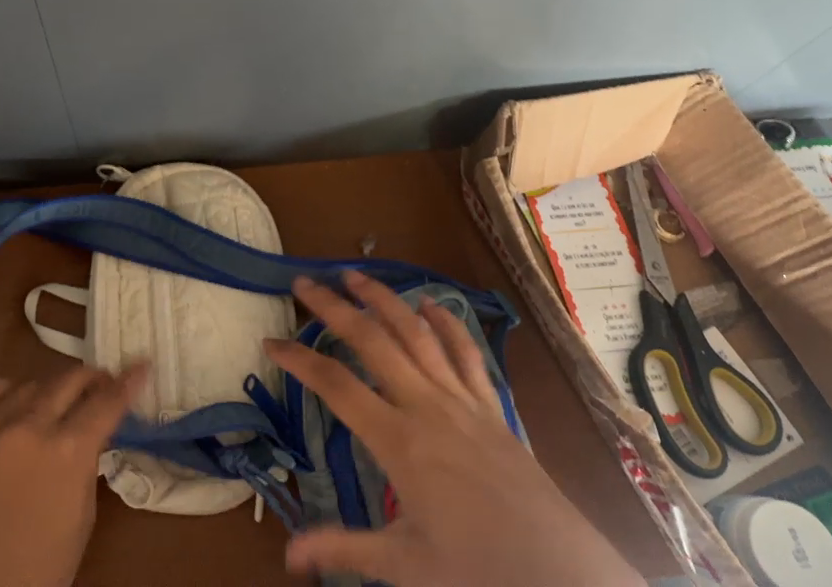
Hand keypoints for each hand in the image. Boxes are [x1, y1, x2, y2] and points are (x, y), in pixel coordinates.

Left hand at [0, 362, 149, 586]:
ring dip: (48, 391)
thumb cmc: (41, 566)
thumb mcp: (82, 515)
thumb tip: (91, 428)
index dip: (128, 381)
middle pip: (67, 382)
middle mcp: (27, 429)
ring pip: (26, 386)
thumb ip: (86, 462)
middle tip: (100, 383)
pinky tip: (8, 400)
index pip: (106, 402)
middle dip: (90, 379)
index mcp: (67, 452)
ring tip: (53, 403)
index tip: (139, 366)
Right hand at [266, 272, 644, 586]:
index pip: (336, 385)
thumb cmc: (478, 569)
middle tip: (304, 283)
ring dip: (384, 300)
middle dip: (334, 308)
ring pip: (416, 335)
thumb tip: (287, 557)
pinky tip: (431, 305)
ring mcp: (462, 401)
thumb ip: (343, 548)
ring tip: (356, 275)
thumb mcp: (404, 565)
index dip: (298, 359)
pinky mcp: (491, 407)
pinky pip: (465, 354)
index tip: (271, 341)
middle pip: (372, 341)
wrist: (560, 570)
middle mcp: (426, 407)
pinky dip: (447, 324)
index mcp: (398, 442)